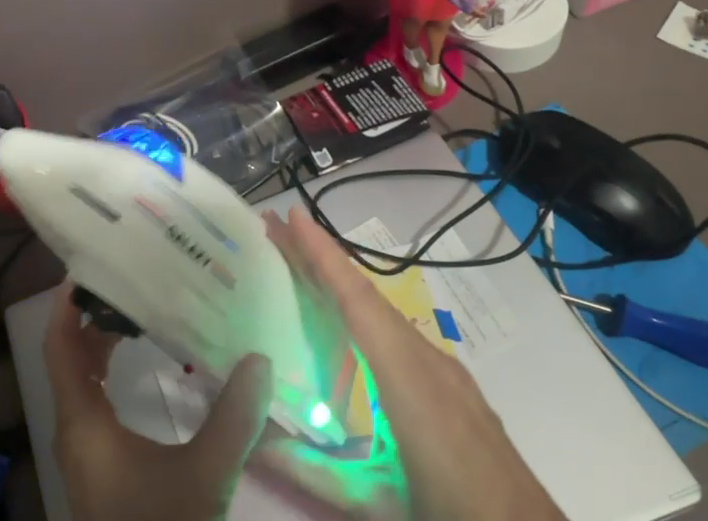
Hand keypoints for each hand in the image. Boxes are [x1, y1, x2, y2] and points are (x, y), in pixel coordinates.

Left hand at [44, 280, 273, 520]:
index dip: (67, 307)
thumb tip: (260, 360)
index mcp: (82, 422)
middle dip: (91, 322)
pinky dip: (108, 380)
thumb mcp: (206, 474)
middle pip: (68, 362)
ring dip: (100, 351)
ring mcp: (83, 454)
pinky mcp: (98, 471)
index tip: (88, 270)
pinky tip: (140, 375)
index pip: (58, 348)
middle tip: (127, 286)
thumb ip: (235, 417)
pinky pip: (92, 407)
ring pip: (80, 386)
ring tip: (137, 319)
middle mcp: (73, 431)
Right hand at [254, 210, 564, 520]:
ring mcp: (449, 376)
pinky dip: (365, 315)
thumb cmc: (454, 513)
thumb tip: (250, 438)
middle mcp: (430, 364)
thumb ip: (309, 470)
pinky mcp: (457, 393)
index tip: (291, 216)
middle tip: (272, 231)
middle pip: (365, 298)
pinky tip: (349, 328)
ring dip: (340, 285)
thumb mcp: (375, 502)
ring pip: (385, 315)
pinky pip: (401, 337)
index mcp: (410, 380)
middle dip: (319, 260)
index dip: (322, 256)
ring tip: (298, 269)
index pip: (358, 301)